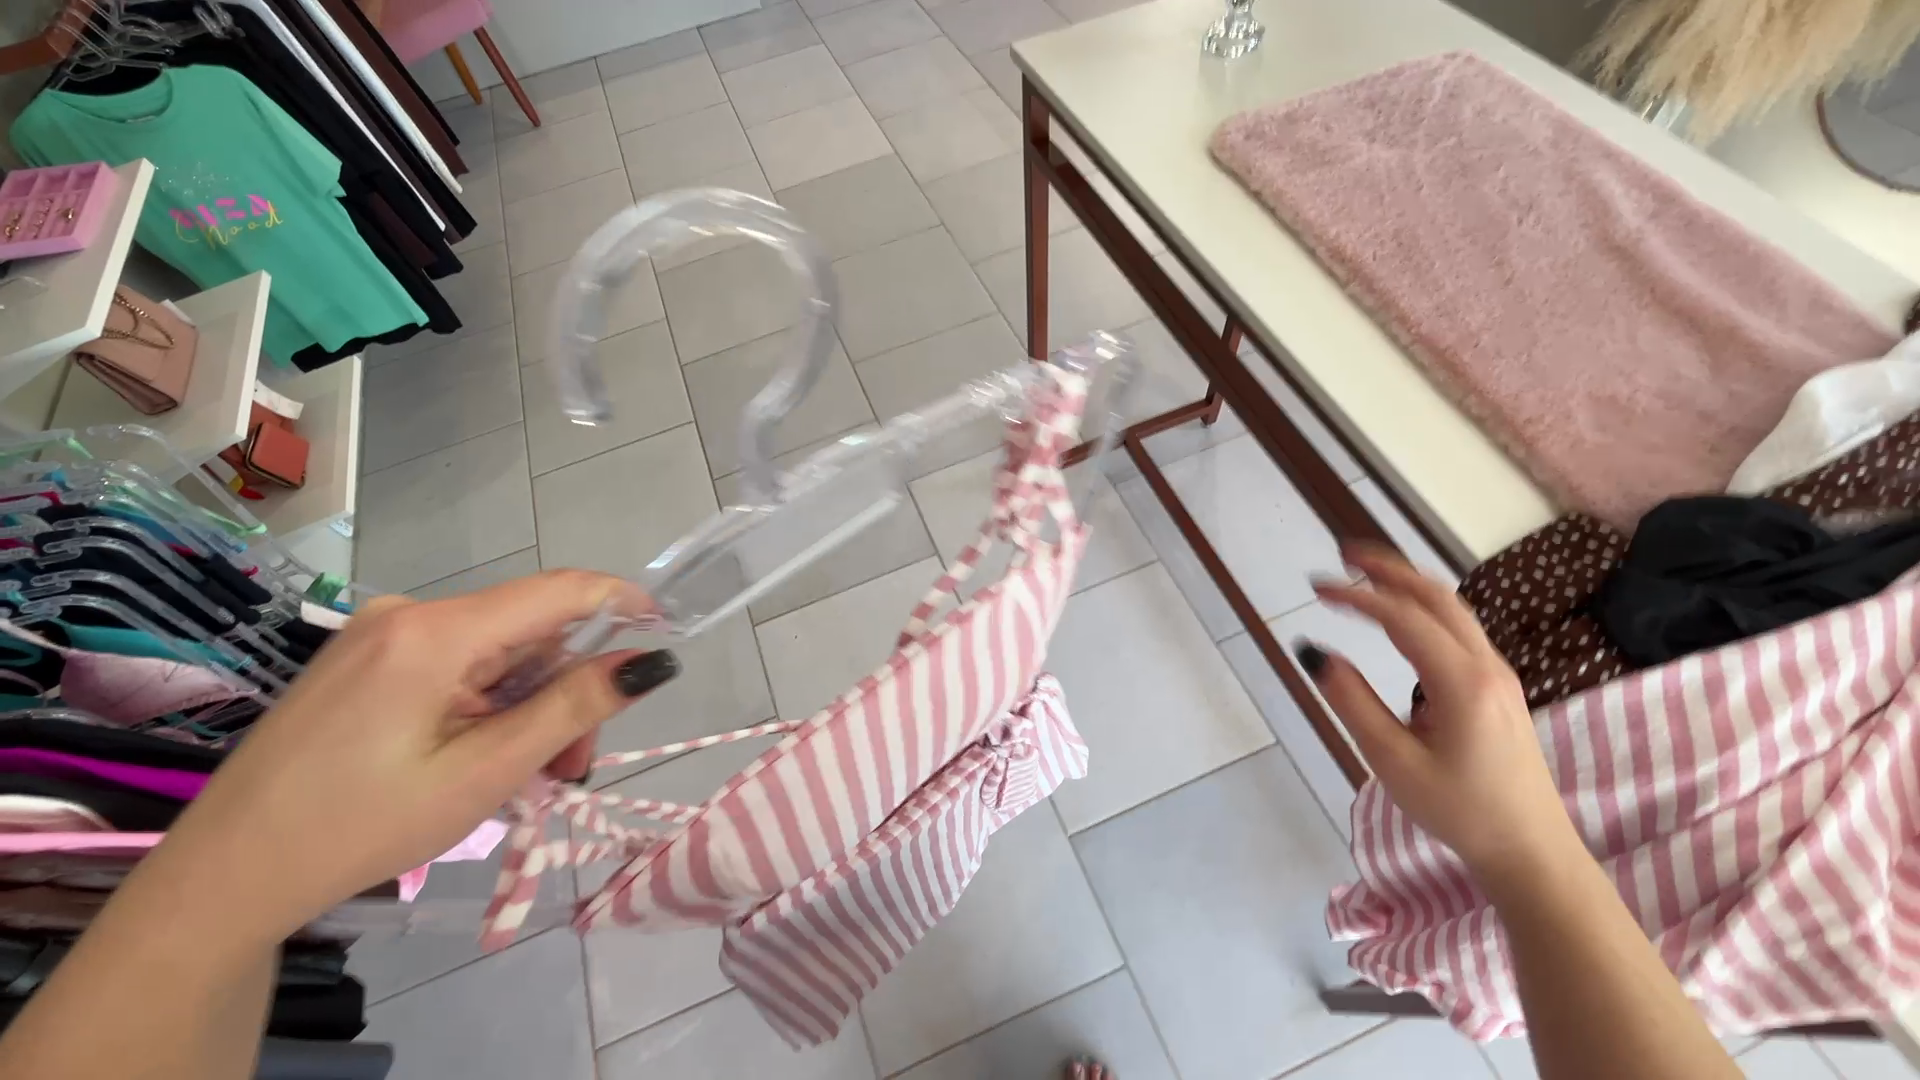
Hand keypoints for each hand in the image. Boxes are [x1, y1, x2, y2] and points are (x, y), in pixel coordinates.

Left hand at [147, 571, 678, 942]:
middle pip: (531, 633)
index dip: (623, 602)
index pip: (559, 590)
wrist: (225, 878)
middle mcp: (410, 613)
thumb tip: (649, 660)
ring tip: (524, 776)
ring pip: (500, 654)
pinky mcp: (370, 660)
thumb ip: (573, 708)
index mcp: (435, 631)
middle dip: (566, 694)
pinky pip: (461, 666)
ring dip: (530, 708)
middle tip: (568, 769)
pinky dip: (490, 706)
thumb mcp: (486, 773)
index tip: (667, 634)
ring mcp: (383, 634)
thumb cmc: (362, 827)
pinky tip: (481, 756)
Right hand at [1299, 544, 1584, 890]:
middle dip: (1388, 568)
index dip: (1357, 596)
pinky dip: (1422, 606)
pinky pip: (1457, 628)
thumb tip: (1316, 654)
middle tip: (1342, 554)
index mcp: (1461, 682)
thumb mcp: (1392, 761)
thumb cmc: (1458, 809)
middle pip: (1436, 596)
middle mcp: (1485, 665)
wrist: (1531, 850)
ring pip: (1452, 608)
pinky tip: (1398, 614)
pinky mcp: (1496, 686)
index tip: (1315, 588)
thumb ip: (1353, 702)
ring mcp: (1497, 673)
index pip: (1402, 618)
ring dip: (1406, 583)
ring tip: (1364, 573)